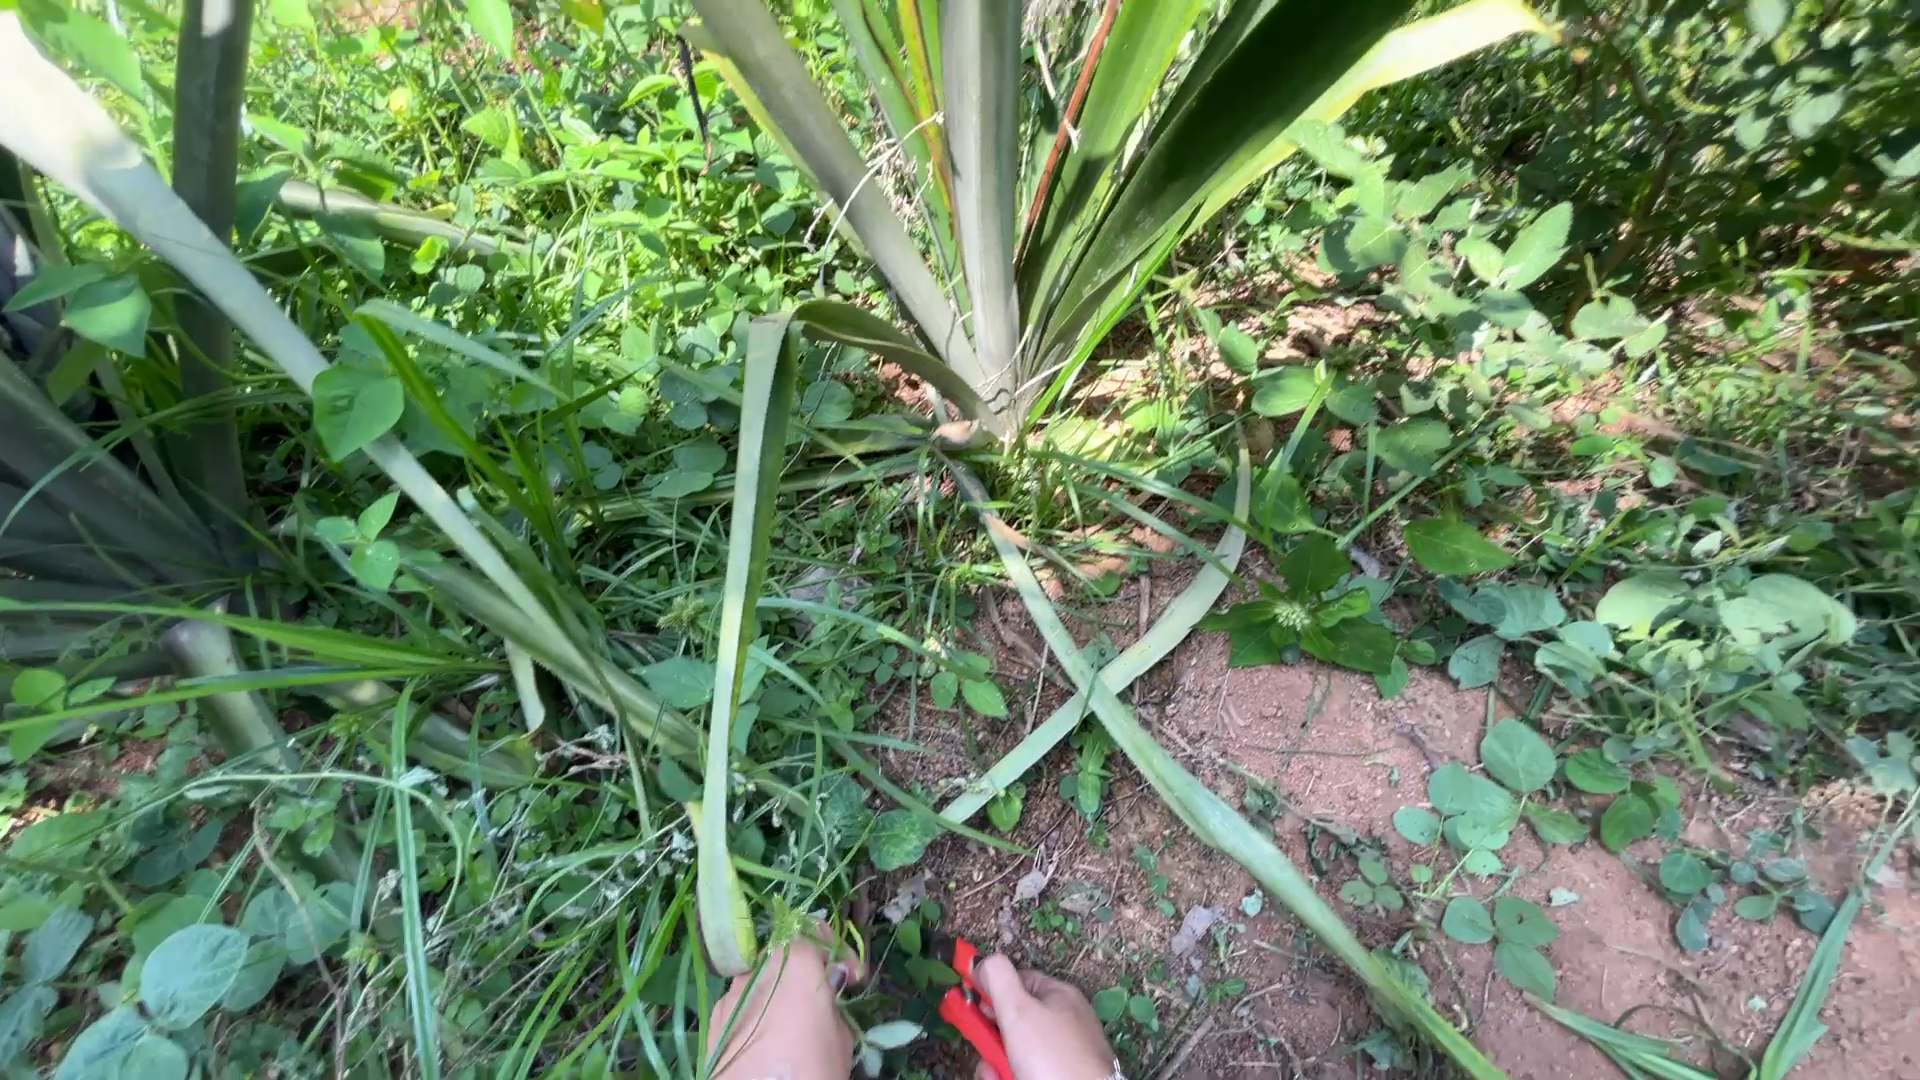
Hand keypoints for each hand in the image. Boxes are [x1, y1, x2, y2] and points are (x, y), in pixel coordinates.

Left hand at [707, 928, 861, 1079]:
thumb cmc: (810, 1070)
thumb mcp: (842, 1037)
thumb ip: (833, 1005)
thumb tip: (825, 1002)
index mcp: (797, 960)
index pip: (818, 931)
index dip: (839, 952)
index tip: (851, 978)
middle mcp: (761, 966)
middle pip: (788, 953)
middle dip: (806, 971)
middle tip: (820, 998)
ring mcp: (733, 991)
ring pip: (763, 978)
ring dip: (779, 991)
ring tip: (790, 1023)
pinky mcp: (714, 1020)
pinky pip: (743, 1004)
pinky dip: (757, 1013)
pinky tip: (765, 1041)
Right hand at [972, 954, 1117, 1079]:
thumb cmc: (1051, 1055)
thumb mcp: (1019, 1010)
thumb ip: (998, 978)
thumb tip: (981, 962)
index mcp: (1060, 996)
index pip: (1018, 981)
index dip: (992, 992)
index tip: (972, 1010)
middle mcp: (1065, 1023)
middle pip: (1015, 1022)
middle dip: (991, 1038)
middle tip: (986, 1054)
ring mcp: (1066, 1056)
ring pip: (1018, 1053)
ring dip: (997, 1064)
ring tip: (995, 1076)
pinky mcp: (1062, 1078)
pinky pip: (1029, 1073)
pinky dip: (1012, 1077)